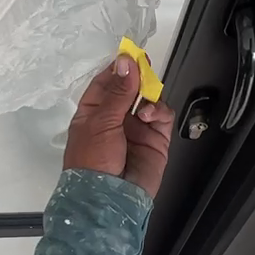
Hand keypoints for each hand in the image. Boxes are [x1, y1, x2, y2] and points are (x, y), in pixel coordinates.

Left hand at [65, 54, 172, 197]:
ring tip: (144, 100)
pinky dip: (158, 111)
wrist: (108, 200)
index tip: (129, 54)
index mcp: (94, 112)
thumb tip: (126, 61)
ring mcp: (136, 128)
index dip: (118, 68)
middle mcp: (115, 118)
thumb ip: (118, 92)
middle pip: (130, 88)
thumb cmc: (93, 161)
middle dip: (137, 77)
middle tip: (144, 66)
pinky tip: (149, 116)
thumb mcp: (101, 123)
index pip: (106, 82)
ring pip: (148, 99)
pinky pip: (161, 116)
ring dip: (148, 94)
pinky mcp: (155, 139)